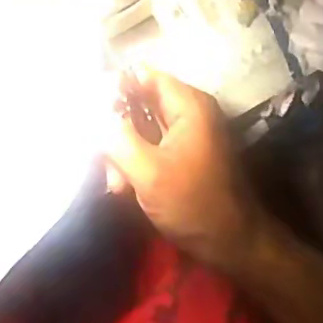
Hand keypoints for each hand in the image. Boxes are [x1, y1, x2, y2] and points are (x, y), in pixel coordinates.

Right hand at [106, 70, 267, 271]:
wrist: (232, 246)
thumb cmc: (192, 203)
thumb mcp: (147, 171)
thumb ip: (116, 137)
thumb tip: (91, 112)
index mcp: (189, 105)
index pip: (144, 76)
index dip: (115, 89)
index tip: (90, 111)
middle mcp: (190, 112)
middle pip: (140, 103)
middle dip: (117, 129)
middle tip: (101, 156)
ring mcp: (188, 133)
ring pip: (142, 127)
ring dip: (123, 151)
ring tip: (116, 182)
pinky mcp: (184, 155)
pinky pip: (151, 146)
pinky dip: (136, 162)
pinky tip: (125, 187)